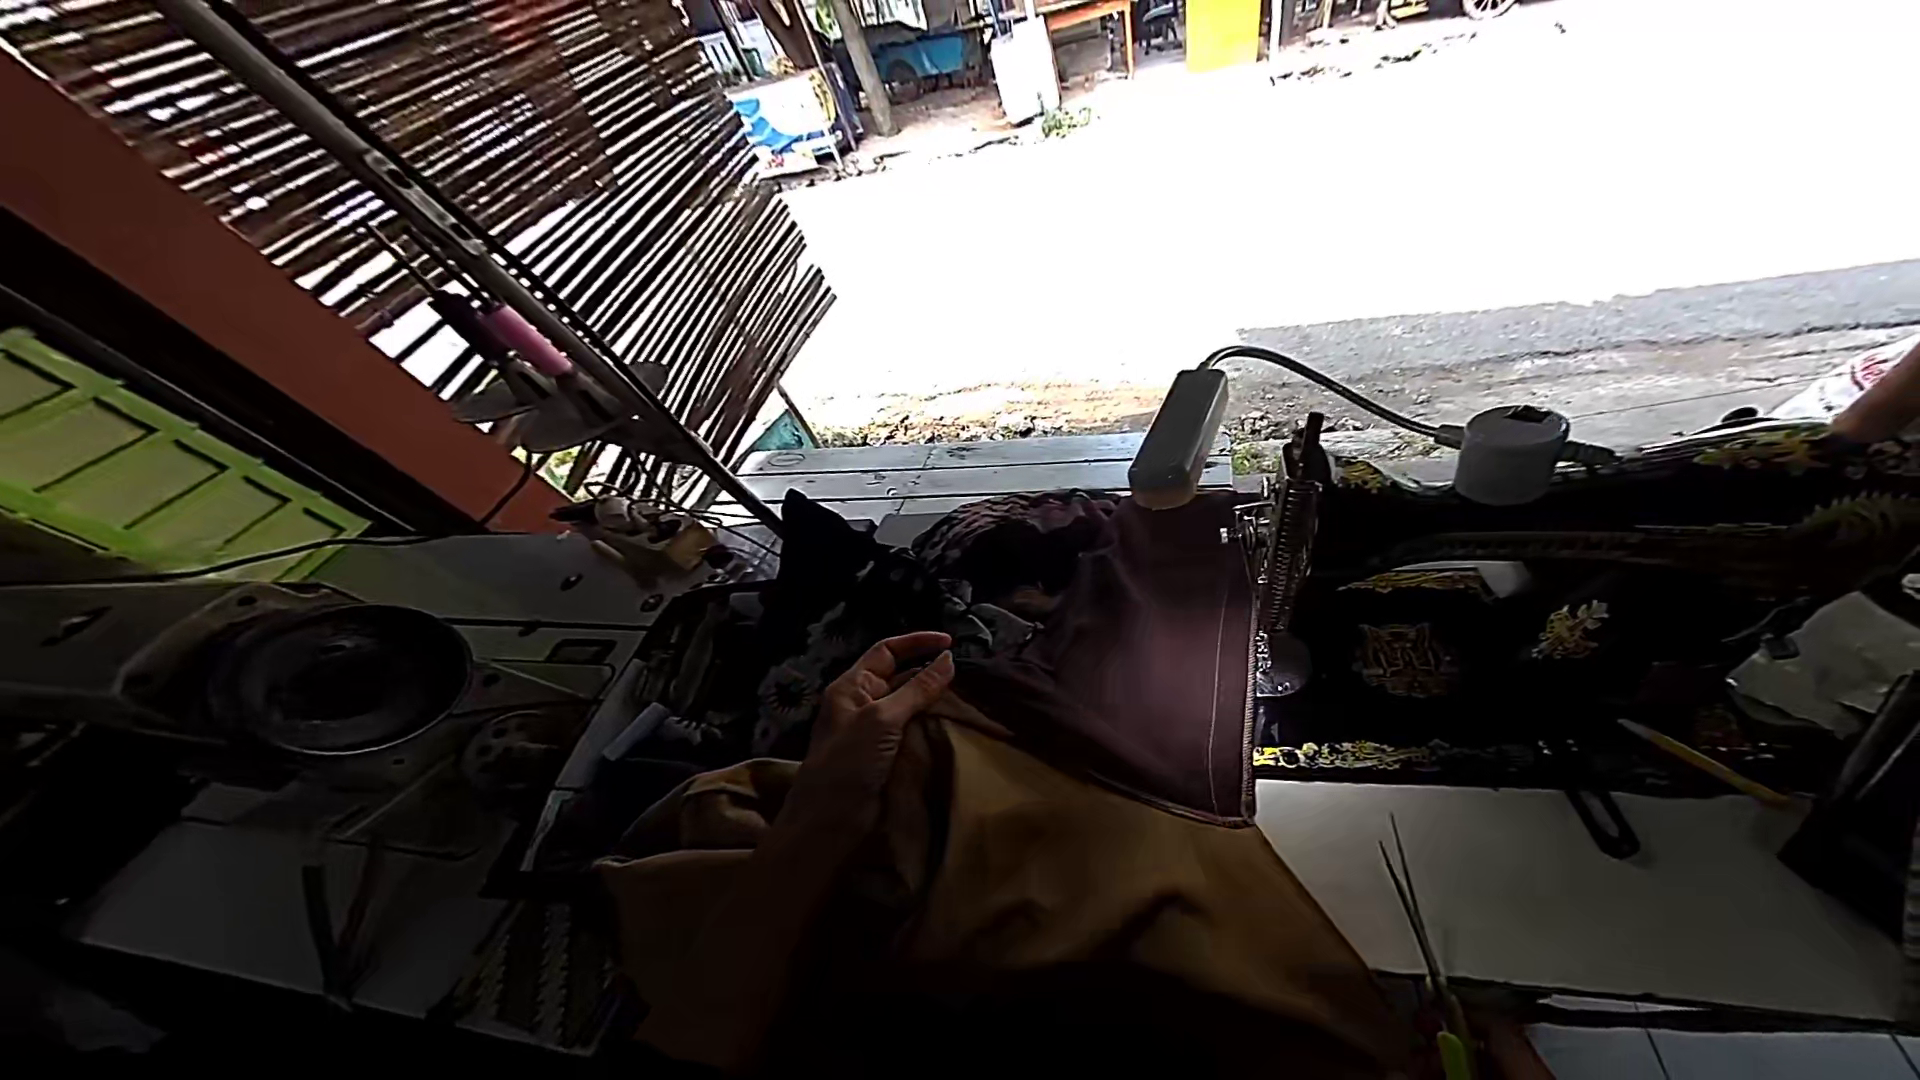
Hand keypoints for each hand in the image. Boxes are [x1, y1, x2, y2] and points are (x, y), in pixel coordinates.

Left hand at [785, 632, 954, 832]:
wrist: (828, 823)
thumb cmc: (848, 763)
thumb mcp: (883, 719)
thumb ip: (917, 689)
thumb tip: (948, 659)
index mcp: (851, 686)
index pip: (887, 650)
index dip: (917, 642)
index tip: (950, 642)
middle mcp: (862, 702)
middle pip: (900, 675)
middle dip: (929, 671)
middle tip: (965, 673)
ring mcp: (874, 729)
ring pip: (909, 703)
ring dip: (933, 699)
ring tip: (965, 695)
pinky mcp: (885, 754)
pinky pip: (911, 728)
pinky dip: (931, 723)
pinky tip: (951, 723)